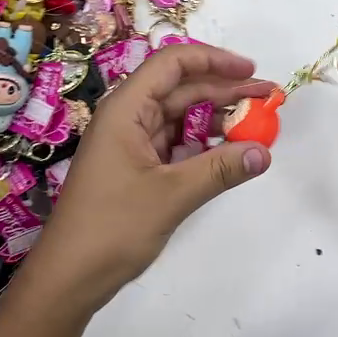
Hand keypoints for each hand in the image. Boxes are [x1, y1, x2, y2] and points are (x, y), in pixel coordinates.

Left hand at [23, 43, 273, 309]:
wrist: (68, 277)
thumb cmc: (112, 227)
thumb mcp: (172, 195)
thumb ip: (220, 170)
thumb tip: (265, 152)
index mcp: (126, 107)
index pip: (172, 62)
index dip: (214, 60)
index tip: (251, 71)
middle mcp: (128, 116)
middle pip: (181, 88)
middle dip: (225, 90)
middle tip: (269, 99)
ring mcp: (131, 141)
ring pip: (181, 116)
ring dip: (217, 118)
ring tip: (257, 125)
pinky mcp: (136, 166)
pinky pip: (175, 142)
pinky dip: (203, 144)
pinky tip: (230, 152)